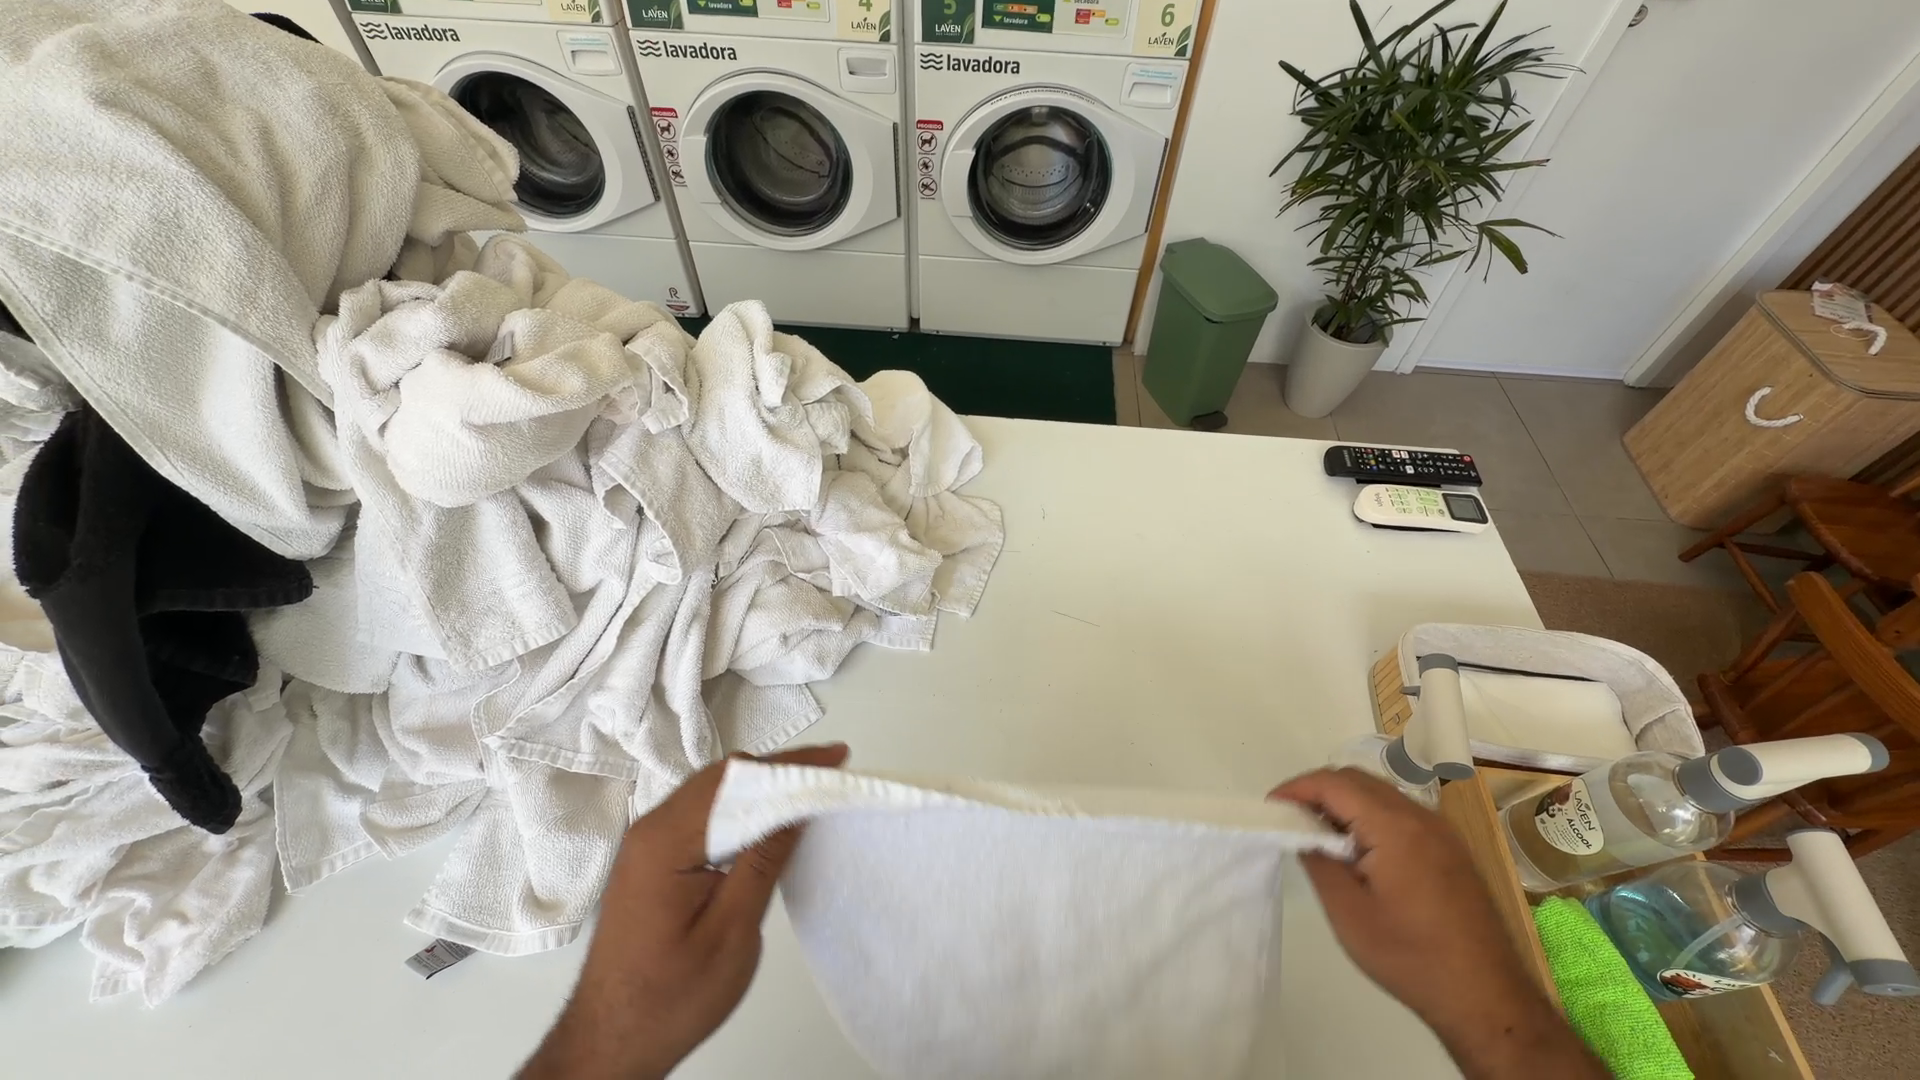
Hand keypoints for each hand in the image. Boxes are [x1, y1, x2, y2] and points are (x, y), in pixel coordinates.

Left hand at [521, 743, 850, 1079]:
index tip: (837, 758)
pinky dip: (741, 808)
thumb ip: (764, 860)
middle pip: (723, 777)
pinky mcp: (653, 860)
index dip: (791, 765)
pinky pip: (703, 815)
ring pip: (713, 792)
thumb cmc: (671, 997)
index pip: (736, 779)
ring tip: (809, 790)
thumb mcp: (732, 930)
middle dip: (779, 769)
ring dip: (761, 787)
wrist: (610, 1044)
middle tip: (830, 771)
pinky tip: (769, 821)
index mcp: (665, 840)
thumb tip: (796, 805)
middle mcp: (651, 829)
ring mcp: (648, 843)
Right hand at [1270, 768, 1603, 1079]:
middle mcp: (1421, 818)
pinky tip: (1358, 849)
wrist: (1488, 1000)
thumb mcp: (1347, 911)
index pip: (1334, 783)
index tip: (1270, 807)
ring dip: (1344, 802)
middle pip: (1358, 780)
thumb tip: (1301, 830)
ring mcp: (1442, 832)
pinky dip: (1369, 816)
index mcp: (1395, 827)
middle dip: (1318, 790)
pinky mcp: (1451, 850)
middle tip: (1289, 818)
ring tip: (1318, 833)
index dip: (1297, 788)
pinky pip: (1400, 813)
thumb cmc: (1410, 957)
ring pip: (1380, 794)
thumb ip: (1318, 860)